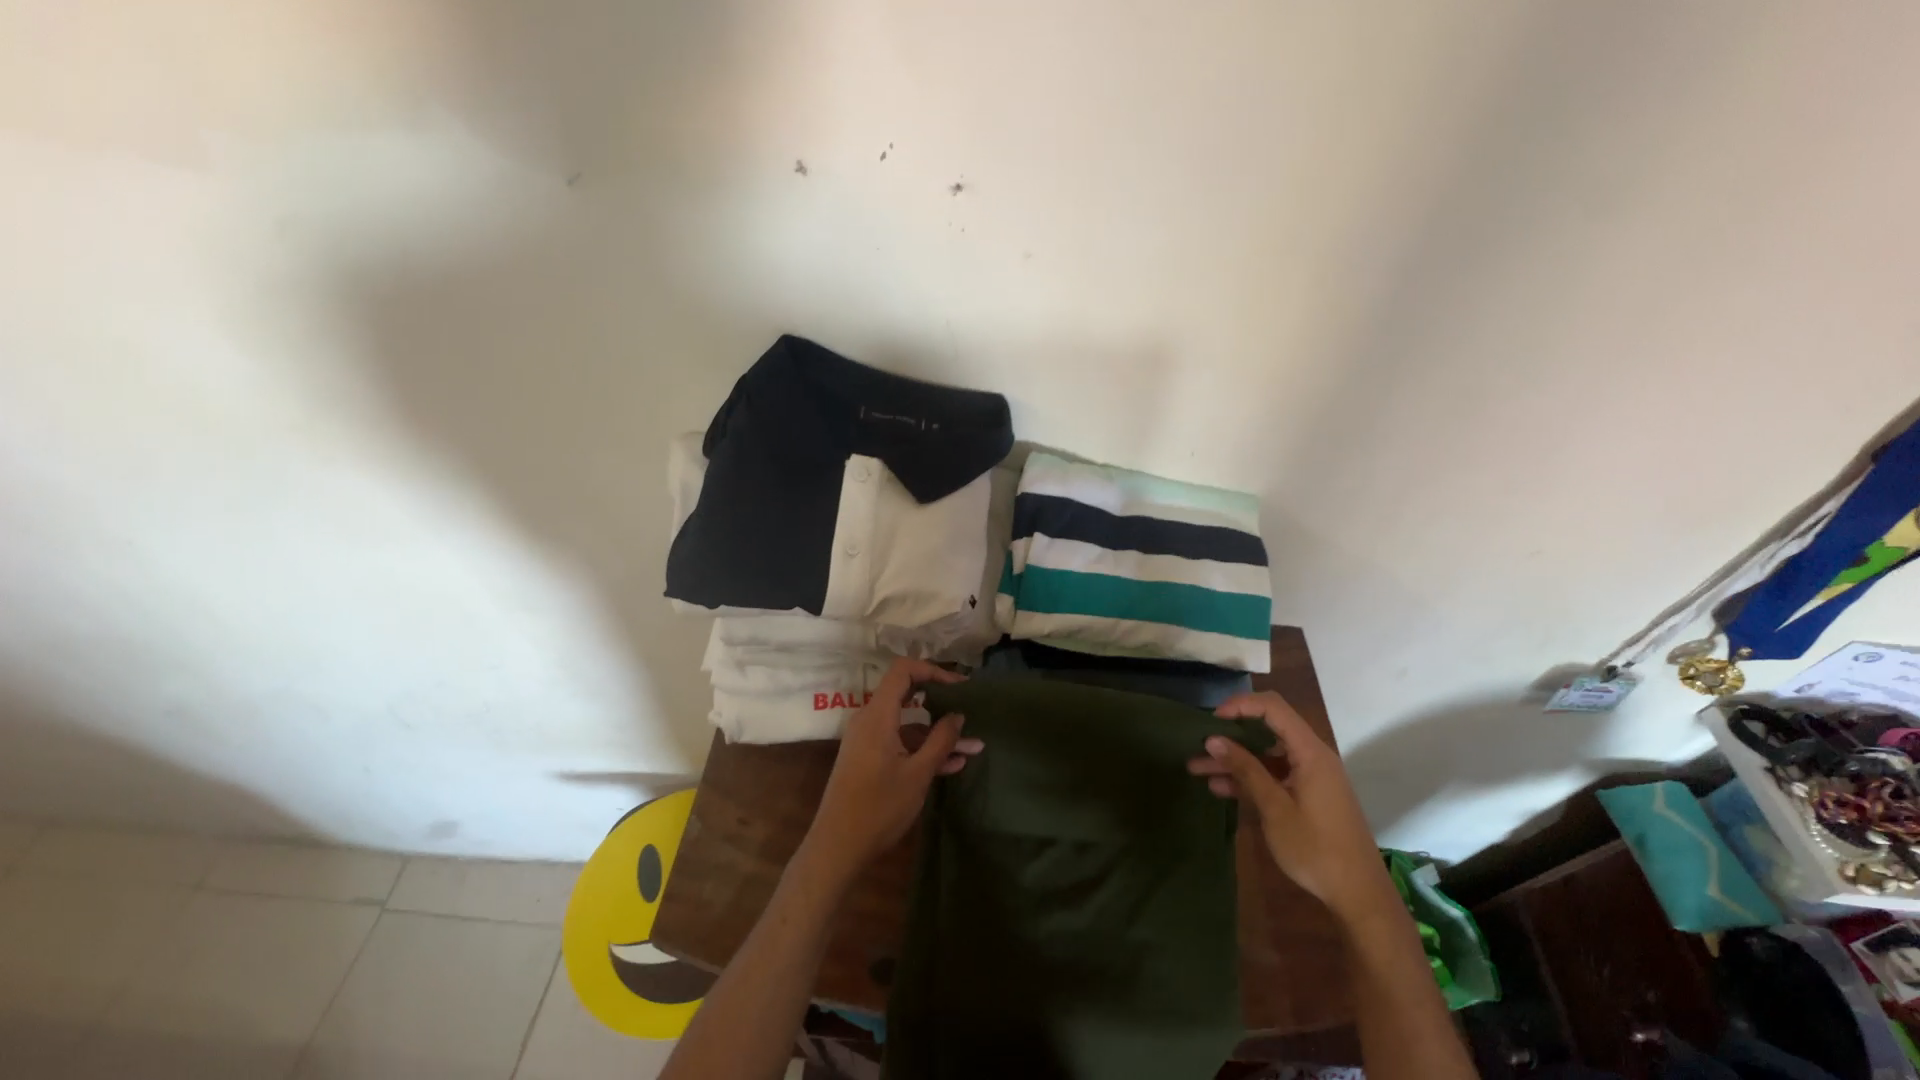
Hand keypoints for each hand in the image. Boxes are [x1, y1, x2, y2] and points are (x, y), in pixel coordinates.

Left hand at [800, 658, 982, 882]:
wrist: (837, 846)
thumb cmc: (879, 807)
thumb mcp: (918, 774)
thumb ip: (940, 741)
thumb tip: (958, 715)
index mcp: (877, 716)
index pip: (903, 671)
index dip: (933, 671)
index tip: (961, 687)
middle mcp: (869, 721)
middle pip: (907, 696)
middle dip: (941, 705)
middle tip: (971, 713)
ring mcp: (867, 741)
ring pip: (907, 726)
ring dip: (938, 736)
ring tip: (972, 749)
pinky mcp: (867, 760)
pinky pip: (899, 744)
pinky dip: (923, 750)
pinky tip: (951, 765)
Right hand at [1187, 692, 1394, 926]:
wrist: (1357, 893)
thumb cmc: (1315, 848)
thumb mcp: (1274, 808)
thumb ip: (1245, 770)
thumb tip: (1214, 739)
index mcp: (1310, 753)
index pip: (1273, 708)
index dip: (1240, 705)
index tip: (1210, 720)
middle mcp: (1312, 757)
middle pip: (1267, 730)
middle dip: (1231, 735)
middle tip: (1196, 745)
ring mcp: (1310, 777)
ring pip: (1266, 755)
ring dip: (1234, 760)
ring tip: (1196, 769)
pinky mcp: (1307, 795)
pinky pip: (1274, 775)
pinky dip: (1250, 778)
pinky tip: (1221, 789)